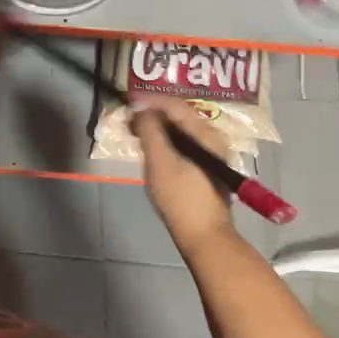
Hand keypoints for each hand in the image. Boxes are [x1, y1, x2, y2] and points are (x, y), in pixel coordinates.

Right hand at [131, 93, 238, 246]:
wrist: (205, 236)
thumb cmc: (181, 198)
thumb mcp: (160, 161)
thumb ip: (150, 130)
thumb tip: (140, 109)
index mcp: (205, 134)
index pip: (174, 104)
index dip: (148, 101)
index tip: (126, 104)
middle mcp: (212, 138)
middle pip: (178, 115)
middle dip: (151, 114)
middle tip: (127, 121)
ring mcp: (211, 153)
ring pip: (179, 130)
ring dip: (156, 128)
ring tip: (134, 133)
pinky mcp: (206, 166)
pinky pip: (183, 143)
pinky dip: (164, 140)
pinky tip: (150, 149)